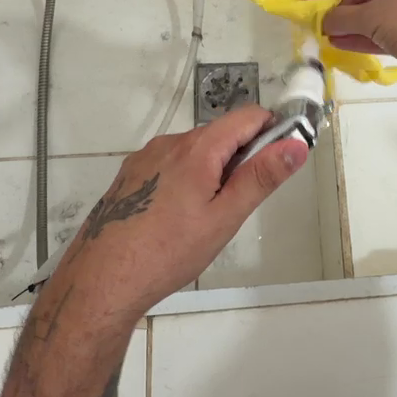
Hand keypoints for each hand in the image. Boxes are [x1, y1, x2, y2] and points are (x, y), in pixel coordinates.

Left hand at [47, 107, 305, 322]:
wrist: (101, 281)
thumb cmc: (169, 251)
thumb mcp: (224, 217)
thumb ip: (261, 177)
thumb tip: (296, 145)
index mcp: (197, 147)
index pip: (249, 116)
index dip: (272, 132)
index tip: (279, 164)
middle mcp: (170, 142)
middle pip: (221, 134)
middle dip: (241, 158)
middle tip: (239, 205)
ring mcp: (145, 158)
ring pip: (194, 151)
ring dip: (212, 171)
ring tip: (206, 219)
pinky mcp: (129, 176)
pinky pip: (170, 165)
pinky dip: (186, 180)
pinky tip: (176, 219)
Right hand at [303, 0, 396, 84]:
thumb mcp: (371, 16)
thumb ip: (342, 17)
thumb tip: (323, 21)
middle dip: (338, 9)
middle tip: (313, 20)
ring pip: (370, 16)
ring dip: (347, 26)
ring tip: (322, 34)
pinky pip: (380, 33)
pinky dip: (361, 38)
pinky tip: (339, 44)